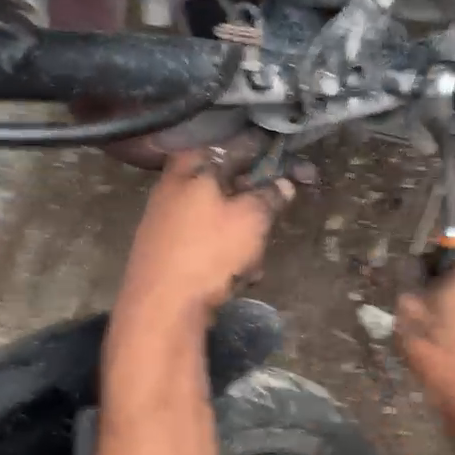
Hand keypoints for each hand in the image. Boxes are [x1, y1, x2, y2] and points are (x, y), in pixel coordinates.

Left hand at [117, 149, 292, 324]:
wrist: (161, 309)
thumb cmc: (209, 251)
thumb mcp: (252, 218)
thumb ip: (271, 195)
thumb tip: (283, 184)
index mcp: (192, 166)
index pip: (237, 145)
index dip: (268, 154)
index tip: (293, 166)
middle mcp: (174, 185)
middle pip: (227, 184)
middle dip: (255, 204)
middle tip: (272, 219)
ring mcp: (166, 219)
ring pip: (220, 217)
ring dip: (242, 236)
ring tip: (252, 260)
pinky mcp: (166, 250)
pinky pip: (206, 242)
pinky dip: (224, 254)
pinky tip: (236, 276)